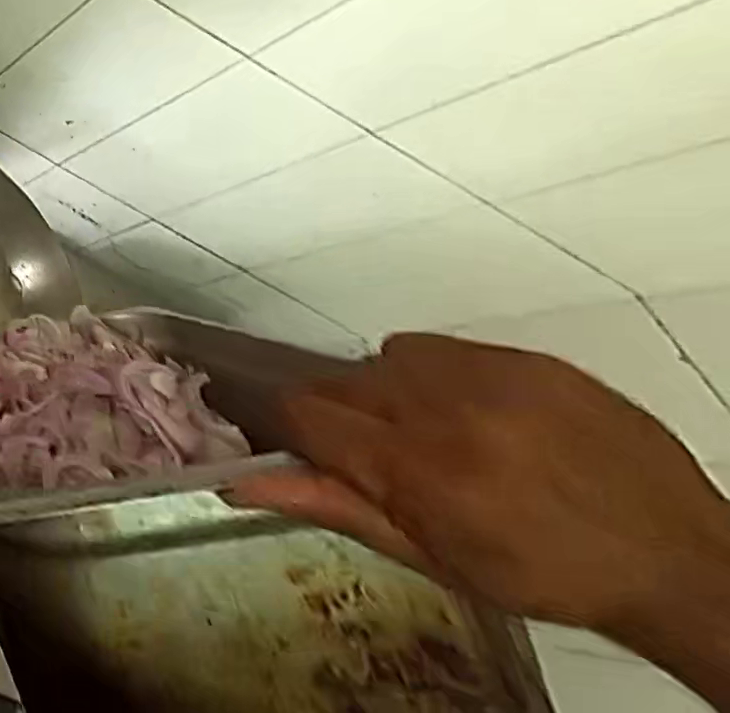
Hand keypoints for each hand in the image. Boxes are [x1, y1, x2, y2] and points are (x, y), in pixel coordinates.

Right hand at [227, 333, 729, 635]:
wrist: (686, 568)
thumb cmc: (542, 574)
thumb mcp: (425, 554)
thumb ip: (325, 504)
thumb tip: (236, 482)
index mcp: (416, 469)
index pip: (299, 412)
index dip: (282, 421)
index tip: (287, 434)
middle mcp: (444, 413)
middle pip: (335, 382)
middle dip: (339, 413)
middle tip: (377, 449)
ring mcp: (491, 380)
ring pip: (377, 360)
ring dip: (382, 392)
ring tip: (428, 430)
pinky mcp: (527, 361)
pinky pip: (430, 347)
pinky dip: (430, 374)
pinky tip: (471, 412)